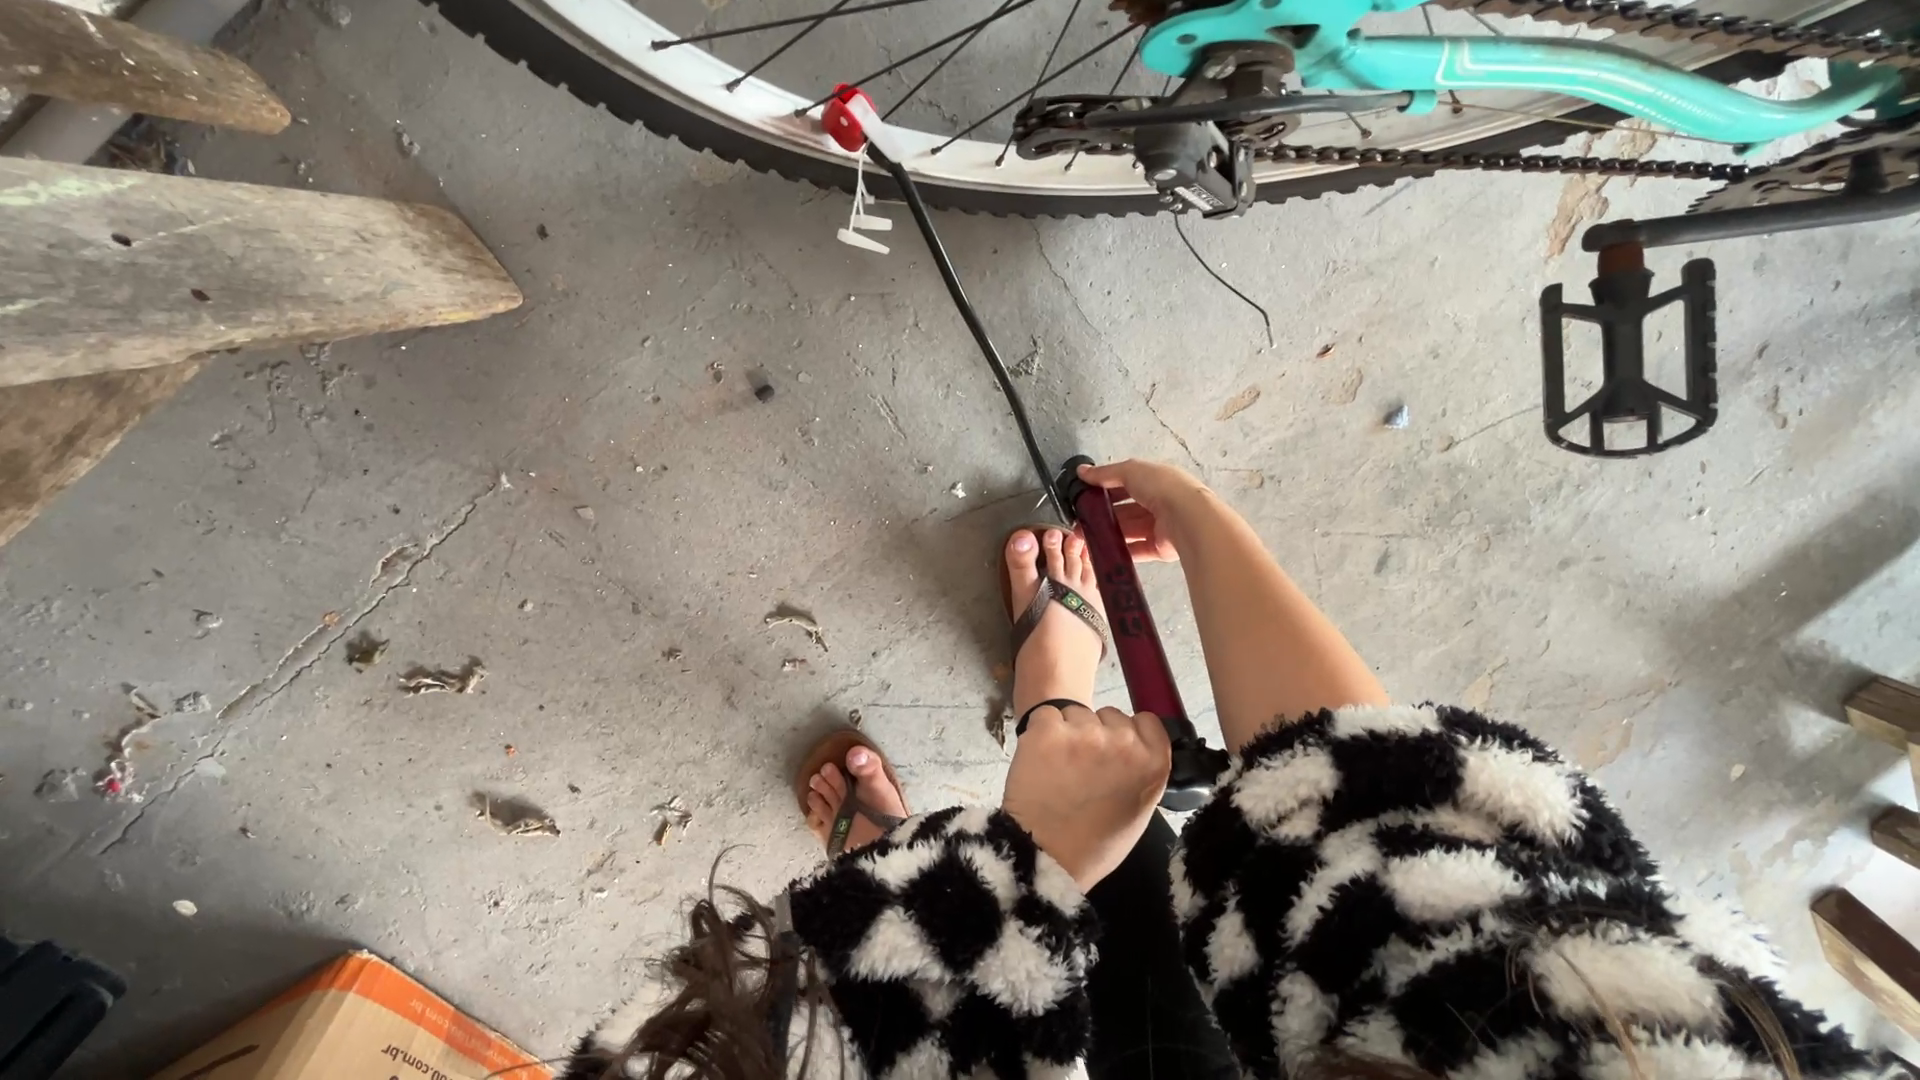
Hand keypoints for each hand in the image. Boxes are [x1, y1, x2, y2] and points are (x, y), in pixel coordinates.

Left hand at [1001, 704, 1169, 890]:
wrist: (1047, 858)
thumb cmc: (1095, 843)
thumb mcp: (1139, 809)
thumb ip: (1142, 770)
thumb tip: (1133, 747)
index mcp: (1153, 763)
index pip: (1146, 720)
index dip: (1127, 732)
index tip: (1114, 749)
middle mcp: (1124, 743)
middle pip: (1108, 715)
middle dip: (1095, 733)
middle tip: (1082, 767)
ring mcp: (1085, 734)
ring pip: (1075, 713)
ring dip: (1066, 732)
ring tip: (1059, 768)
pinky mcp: (1048, 731)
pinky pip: (1045, 716)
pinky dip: (1039, 733)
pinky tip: (1040, 761)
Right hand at [1075, 459, 1213, 561]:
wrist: (1186, 518)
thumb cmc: (1162, 487)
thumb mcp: (1130, 471)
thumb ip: (1105, 473)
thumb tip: (1082, 471)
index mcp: (1156, 480)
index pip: (1126, 483)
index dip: (1105, 488)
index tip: (1085, 495)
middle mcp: (1159, 503)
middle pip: (1126, 510)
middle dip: (1103, 514)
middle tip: (1081, 520)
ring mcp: (1160, 526)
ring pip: (1129, 530)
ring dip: (1108, 533)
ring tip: (1084, 537)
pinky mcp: (1160, 548)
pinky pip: (1137, 550)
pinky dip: (1120, 551)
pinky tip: (1103, 551)